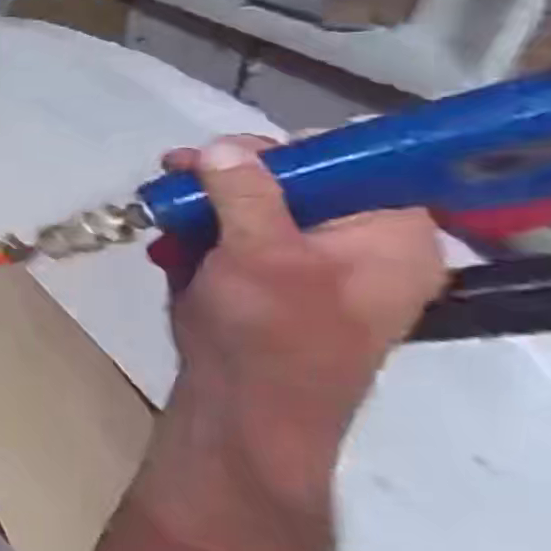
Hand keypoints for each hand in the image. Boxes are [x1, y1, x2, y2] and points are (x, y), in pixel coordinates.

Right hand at [163, 137, 446, 481]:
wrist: (238, 404)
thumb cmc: (270, 331)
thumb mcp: (262, 254)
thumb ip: (246, 191)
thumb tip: (222, 146)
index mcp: (387, 238)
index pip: (355, 163)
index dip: (293, 150)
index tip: (232, 153)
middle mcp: (352, 243)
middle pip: (291, 178)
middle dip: (228, 172)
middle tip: (180, 168)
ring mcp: (301, 260)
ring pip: (249, 202)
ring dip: (201, 197)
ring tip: (162, 199)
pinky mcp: (257, 274)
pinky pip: (227, 230)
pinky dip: (194, 226)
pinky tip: (166, 232)